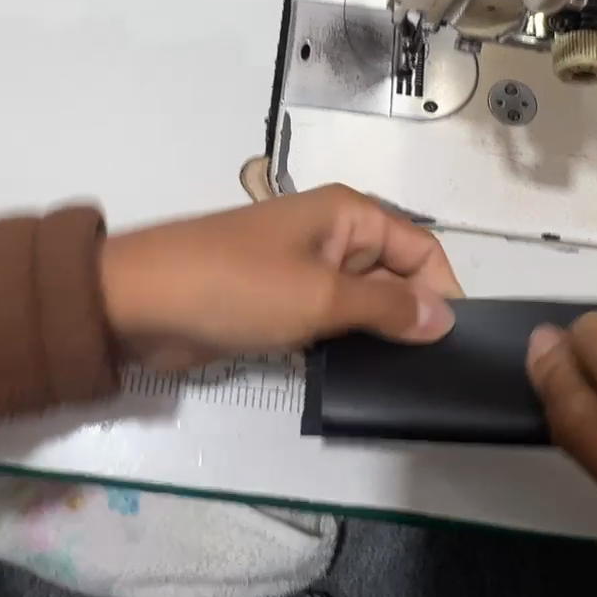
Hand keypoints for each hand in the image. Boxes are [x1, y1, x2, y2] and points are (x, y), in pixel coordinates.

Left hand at [100, 185, 461, 369]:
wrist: (142, 301)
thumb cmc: (239, 286)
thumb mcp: (322, 297)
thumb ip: (388, 308)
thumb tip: (445, 317)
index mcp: (348, 214)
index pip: (419, 247)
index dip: (441, 291)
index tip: (453, 346)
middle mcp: (333, 235)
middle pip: (394, 274)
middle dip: (411, 316)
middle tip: (430, 375)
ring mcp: (304, 270)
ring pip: (363, 301)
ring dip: (377, 334)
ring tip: (401, 382)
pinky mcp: (281, 302)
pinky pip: (330, 320)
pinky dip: (344, 343)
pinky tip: (358, 378)